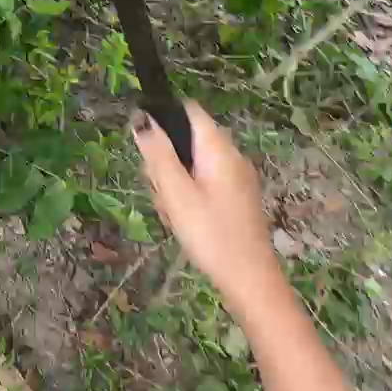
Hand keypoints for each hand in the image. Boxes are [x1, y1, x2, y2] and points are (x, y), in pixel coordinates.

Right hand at [133, 102, 285, 307]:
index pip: (188, 110)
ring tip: (170, 209)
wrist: (250, 281)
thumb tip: (141, 117)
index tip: (143, 140)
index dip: (162, 115)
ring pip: (190, 162)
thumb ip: (157, 152)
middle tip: (159, 188)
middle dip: (164, 158)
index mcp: (218, 148)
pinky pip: (201, 181)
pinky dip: (186, 193)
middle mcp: (231, 156)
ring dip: (172, 180)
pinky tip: (182, 218)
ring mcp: (235, 177)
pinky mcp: (234, 196)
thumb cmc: (210, 232)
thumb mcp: (175, 191)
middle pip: (186, 138)